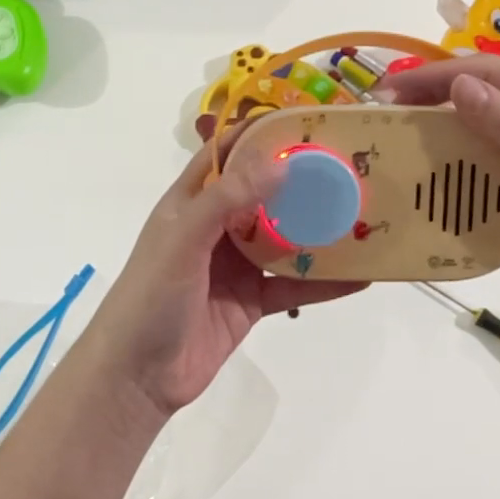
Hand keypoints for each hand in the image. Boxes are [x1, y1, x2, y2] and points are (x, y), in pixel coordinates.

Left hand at [84, 145, 366, 415]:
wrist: (136, 376)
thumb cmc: (151, 296)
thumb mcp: (184, 239)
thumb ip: (226, 199)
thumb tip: (278, 162)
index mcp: (191, 202)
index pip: (226, 155)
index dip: (260, 135)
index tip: (306, 122)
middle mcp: (215, 227)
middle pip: (263, 194)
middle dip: (300, 180)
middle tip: (351, 166)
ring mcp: (235, 266)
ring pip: (284, 238)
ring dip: (317, 228)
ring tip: (363, 213)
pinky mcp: (251, 302)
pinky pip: (292, 285)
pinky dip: (324, 282)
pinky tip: (360, 276)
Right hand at [379, 57, 499, 284]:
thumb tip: (458, 84)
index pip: (486, 72)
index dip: (435, 76)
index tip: (391, 90)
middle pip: (482, 91)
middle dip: (433, 95)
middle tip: (388, 110)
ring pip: (484, 121)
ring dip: (445, 123)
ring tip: (403, 133)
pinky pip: (493, 152)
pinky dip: (464, 154)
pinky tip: (437, 166)